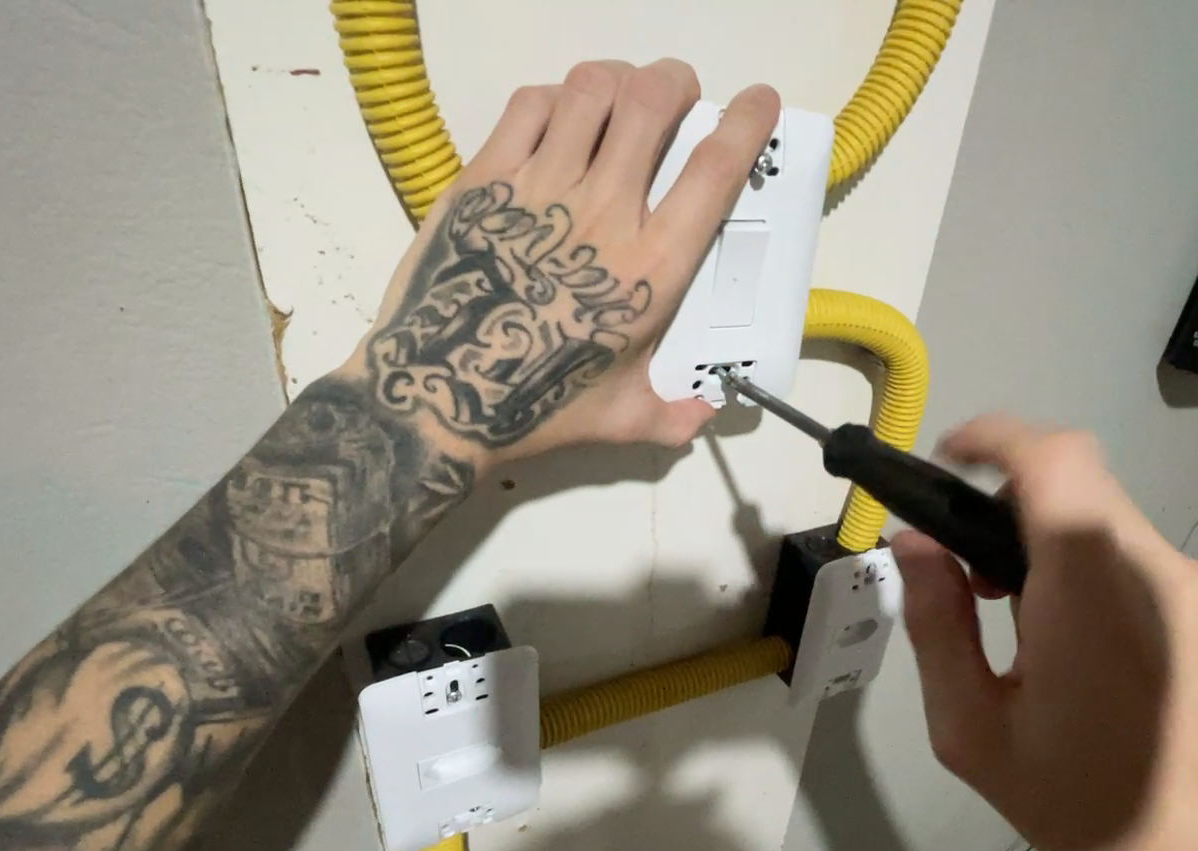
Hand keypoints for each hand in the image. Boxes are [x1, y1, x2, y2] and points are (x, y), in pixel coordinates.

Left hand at [348, 60, 779, 468]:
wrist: (440, 393)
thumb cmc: (538, 407)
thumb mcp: (623, 421)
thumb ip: (675, 417)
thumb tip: (709, 413)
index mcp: (651, 268)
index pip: (713, 172)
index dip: (746, 123)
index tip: (757, 102)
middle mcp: (603, 212)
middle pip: (653, 103)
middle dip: (677, 84)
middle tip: (678, 98)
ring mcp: (540, 187)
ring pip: (593, 89)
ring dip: (621, 82)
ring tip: (624, 101)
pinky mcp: (485, 178)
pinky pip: (531, 104)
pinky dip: (559, 96)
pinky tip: (563, 118)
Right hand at [893, 416, 1197, 850]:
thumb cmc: (1084, 809)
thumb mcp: (972, 730)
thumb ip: (935, 622)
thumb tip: (913, 542)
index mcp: (1093, 595)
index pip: (1054, 460)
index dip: (996, 437)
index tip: (951, 456)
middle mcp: (1169, 571)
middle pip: (1078, 491)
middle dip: (1012, 514)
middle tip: (977, 583)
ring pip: (1114, 530)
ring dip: (1059, 554)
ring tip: (1036, 635)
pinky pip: (1154, 565)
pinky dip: (1105, 580)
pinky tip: (1098, 658)